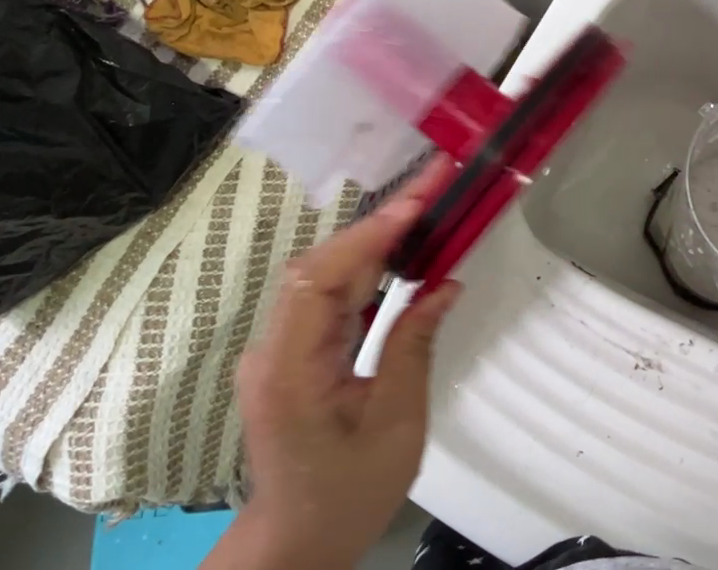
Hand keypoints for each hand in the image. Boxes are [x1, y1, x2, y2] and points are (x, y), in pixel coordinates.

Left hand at [211, 156, 462, 569]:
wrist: (297, 541)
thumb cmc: (347, 494)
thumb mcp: (396, 424)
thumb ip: (414, 346)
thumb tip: (443, 284)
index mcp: (290, 371)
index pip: (321, 281)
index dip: (370, 234)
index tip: (419, 201)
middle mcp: (274, 348)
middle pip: (323, 266)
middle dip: (381, 220)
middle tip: (436, 182)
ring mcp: (280, 348)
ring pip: (327, 274)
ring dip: (378, 237)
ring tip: (429, 203)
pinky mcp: (294, 351)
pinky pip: (331, 296)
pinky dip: (369, 266)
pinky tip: (404, 250)